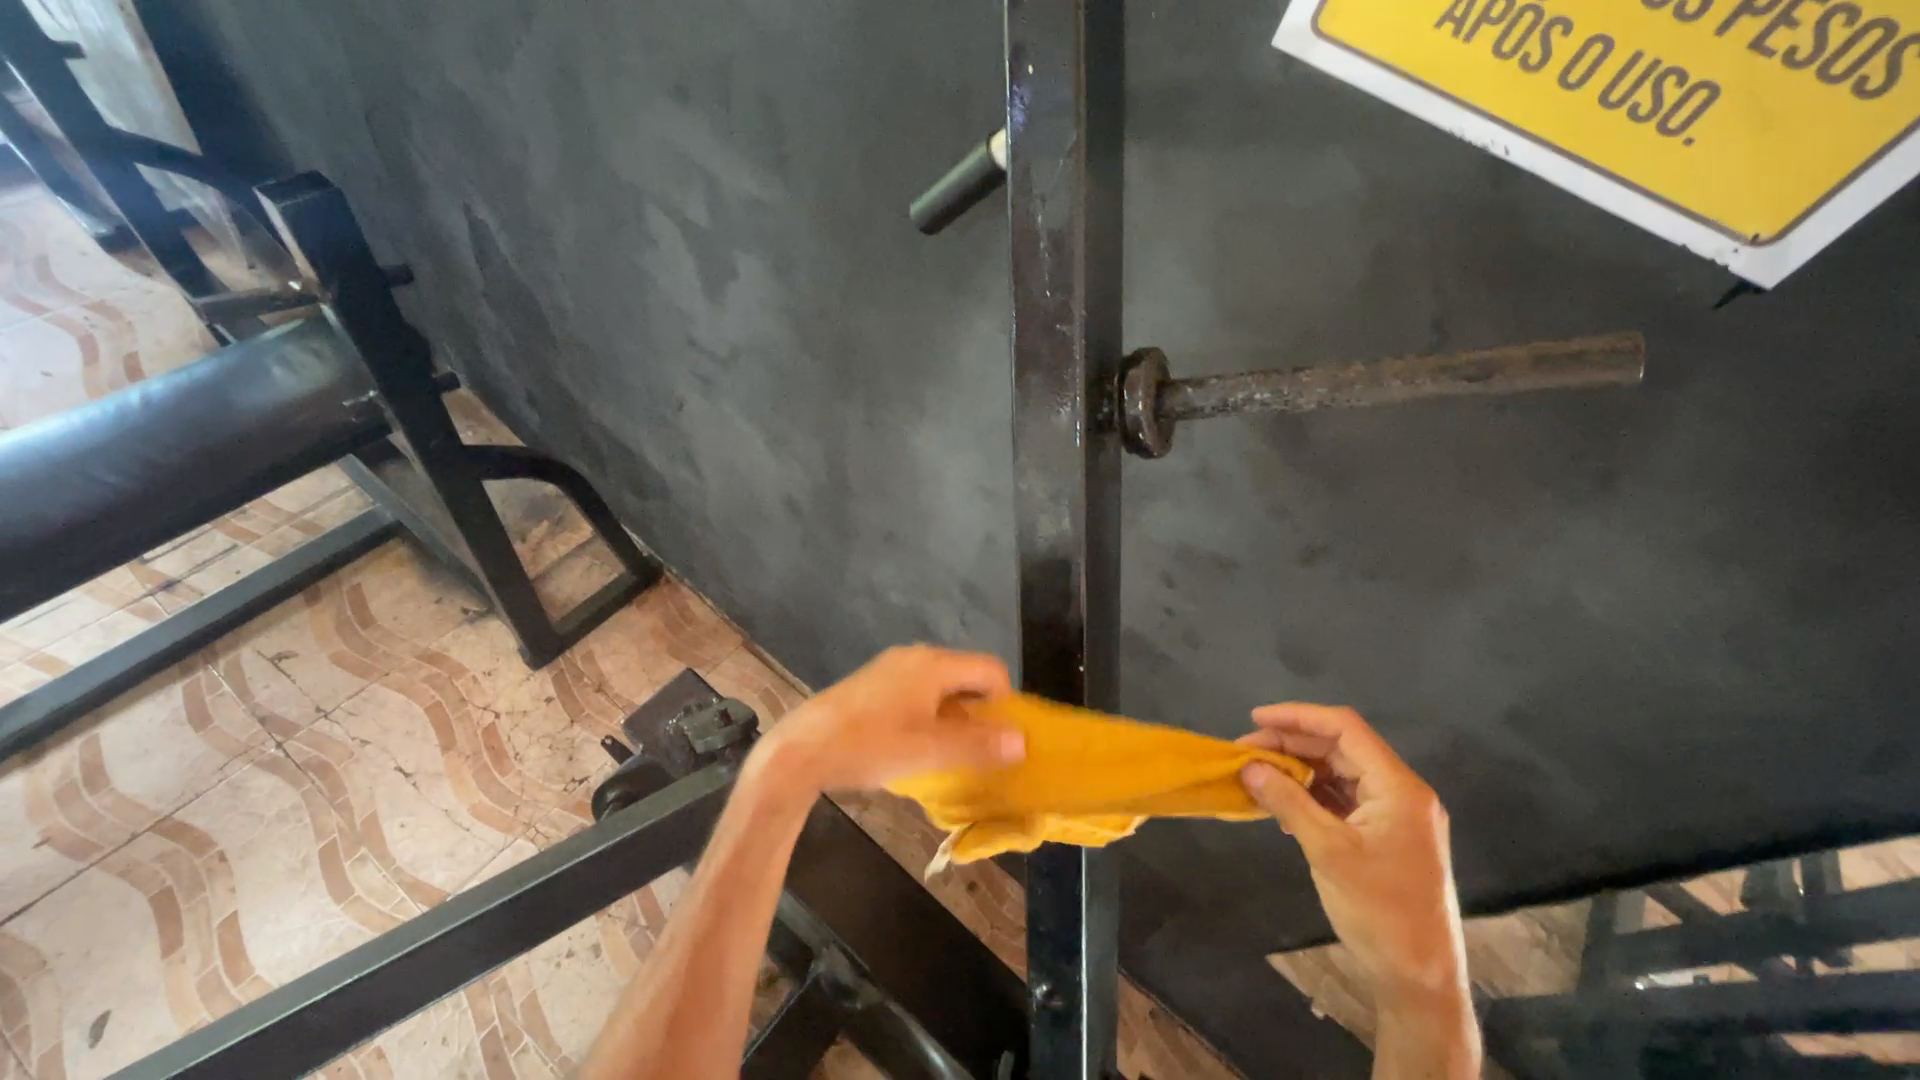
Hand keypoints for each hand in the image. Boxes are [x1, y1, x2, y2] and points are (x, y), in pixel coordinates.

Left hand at [751, 645, 1024, 796]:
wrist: (800, 749)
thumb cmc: (869, 746)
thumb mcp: (928, 752)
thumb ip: (978, 745)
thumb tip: (1022, 741)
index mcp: (933, 664)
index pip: (991, 669)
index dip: (1004, 702)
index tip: (997, 740)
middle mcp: (915, 657)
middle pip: (966, 676)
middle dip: (979, 712)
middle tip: (975, 750)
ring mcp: (890, 668)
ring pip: (941, 686)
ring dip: (953, 716)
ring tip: (945, 753)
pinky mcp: (872, 684)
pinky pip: (917, 692)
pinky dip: (928, 714)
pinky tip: (912, 745)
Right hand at [1237, 704, 1468, 1006]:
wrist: (1420, 975)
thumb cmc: (1379, 910)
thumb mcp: (1327, 851)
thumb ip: (1288, 801)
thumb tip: (1249, 766)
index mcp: (1398, 787)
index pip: (1345, 729)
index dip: (1298, 716)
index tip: (1254, 719)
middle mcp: (1400, 791)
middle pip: (1341, 748)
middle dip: (1291, 744)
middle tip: (1245, 752)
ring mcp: (1394, 814)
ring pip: (1340, 772)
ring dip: (1298, 770)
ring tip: (1256, 775)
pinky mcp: (1385, 835)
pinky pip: (1344, 798)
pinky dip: (1311, 794)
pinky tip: (1281, 804)